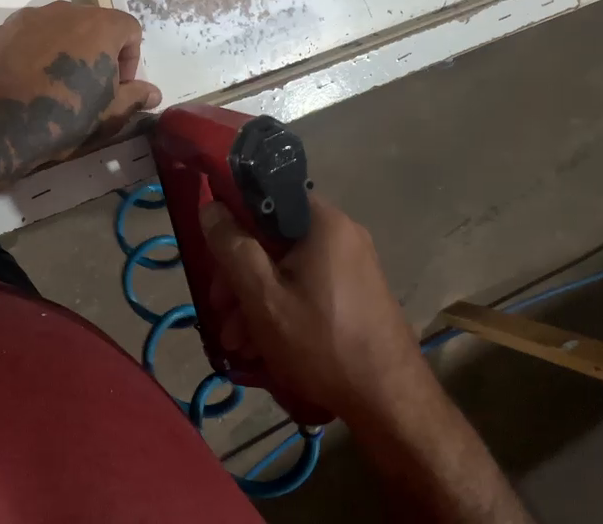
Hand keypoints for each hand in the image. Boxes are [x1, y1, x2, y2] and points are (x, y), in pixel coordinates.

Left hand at [0, 2, 160, 185]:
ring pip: (61, 26)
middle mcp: (68, 10)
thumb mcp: (110, 113)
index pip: (130, 30)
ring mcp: (33, 16)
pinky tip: (30, 78)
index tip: (118, 86)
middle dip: (99, 50)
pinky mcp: (6, 28)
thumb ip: (135, 96)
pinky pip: (32, 33)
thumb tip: (154, 93)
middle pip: (94, 23)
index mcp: (101, 25)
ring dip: (67, 47)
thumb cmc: (67, 115)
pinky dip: (38, 48)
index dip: (130, 59)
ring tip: (58, 82)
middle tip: (90, 85)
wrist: (3, 120)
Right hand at [200, 194, 429, 424]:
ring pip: (287, 269)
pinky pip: (306, 288)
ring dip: (255, 299)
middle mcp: (341, 235)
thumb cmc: (322, 342)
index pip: (266, 196)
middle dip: (239, 275)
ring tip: (237, 342)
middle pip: (273, 239)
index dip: (232, 219)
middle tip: (220, 310)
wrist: (391, 404)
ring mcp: (352, 267)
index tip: (213, 254)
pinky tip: (262, 346)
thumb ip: (232, 246)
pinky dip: (281, 309)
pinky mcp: (356, 296)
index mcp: (323, 222)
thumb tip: (211, 207)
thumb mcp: (263, 295)